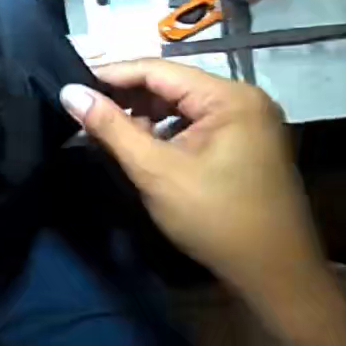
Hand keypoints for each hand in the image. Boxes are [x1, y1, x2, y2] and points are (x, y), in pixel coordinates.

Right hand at [60, 60, 327, 304]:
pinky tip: (139, 144)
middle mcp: (243, 98)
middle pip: (170, 84)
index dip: (111, 75)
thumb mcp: (155, 171)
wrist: (275, 276)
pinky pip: (195, 123)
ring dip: (143, 114)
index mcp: (229, 97)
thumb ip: (111, 128)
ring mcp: (248, 121)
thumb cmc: (215, 219)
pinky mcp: (245, 142)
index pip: (157, 69)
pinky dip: (164, 130)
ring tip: (105, 128)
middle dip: (126, 97)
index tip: (72, 85)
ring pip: (181, 104)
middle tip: (83, 108)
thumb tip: (69, 92)